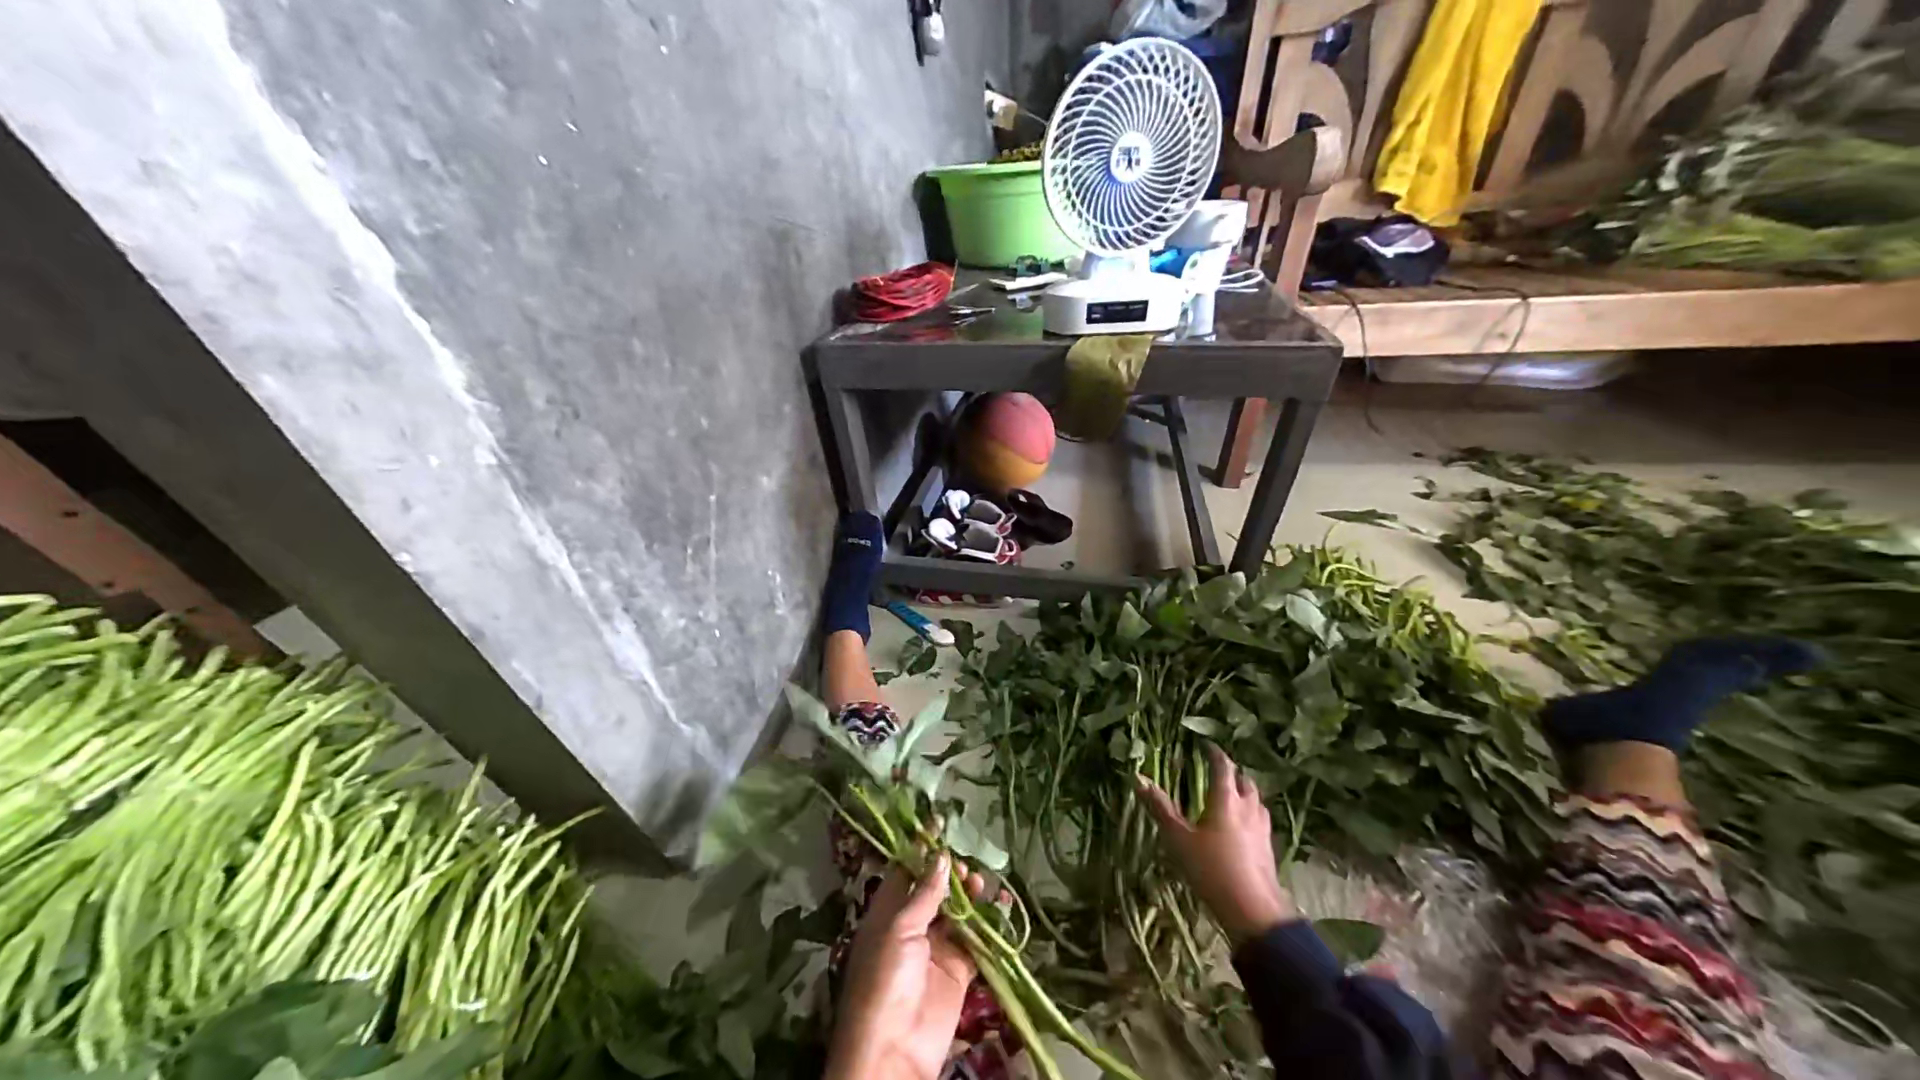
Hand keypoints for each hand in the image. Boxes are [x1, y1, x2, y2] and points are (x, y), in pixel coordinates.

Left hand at [825, 853, 983, 1079]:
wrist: (893, 1050)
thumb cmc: (885, 980)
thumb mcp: (900, 929)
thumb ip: (924, 893)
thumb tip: (942, 856)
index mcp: (888, 910)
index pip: (905, 869)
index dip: (922, 846)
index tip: (940, 821)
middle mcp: (912, 924)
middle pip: (935, 888)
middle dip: (951, 871)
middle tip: (968, 862)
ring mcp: (936, 947)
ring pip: (958, 911)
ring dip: (971, 895)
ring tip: (982, 883)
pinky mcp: (958, 970)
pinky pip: (977, 940)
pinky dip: (991, 923)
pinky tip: (1002, 906)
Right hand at [1135, 744, 1295, 944]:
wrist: (1253, 909)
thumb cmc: (1211, 869)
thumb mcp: (1178, 839)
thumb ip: (1160, 807)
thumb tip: (1138, 778)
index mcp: (1225, 799)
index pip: (1223, 766)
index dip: (1214, 753)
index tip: (1205, 744)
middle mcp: (1247, 807)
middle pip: (1244, 779)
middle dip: (1231, 770)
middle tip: (1217, 768)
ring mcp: (1262, 827)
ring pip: (1255, 798)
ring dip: (1244, 789)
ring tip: (1231, 791)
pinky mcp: (1268, 846)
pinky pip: (1260, 817)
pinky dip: (1251, 810)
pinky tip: (1243, 823)